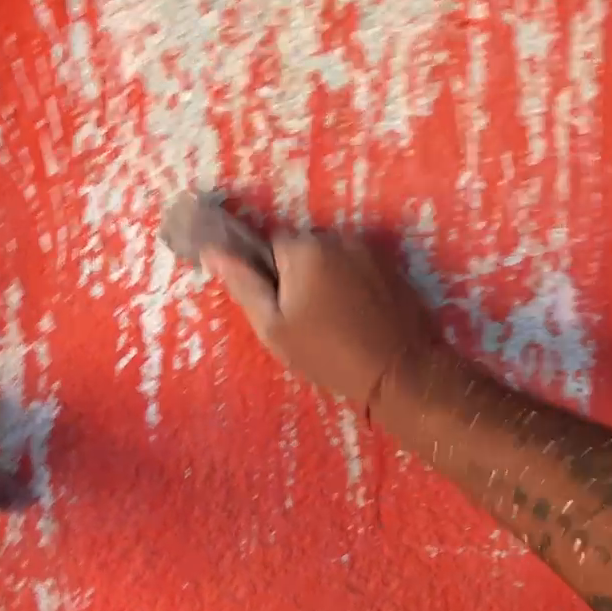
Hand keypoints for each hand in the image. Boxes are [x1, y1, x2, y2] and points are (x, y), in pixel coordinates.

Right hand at [203, 231, 440, 413]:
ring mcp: (369, 249)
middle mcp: (337, 237)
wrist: (400, 373)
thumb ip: (243, 284)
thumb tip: (211, 251)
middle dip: (299, 273)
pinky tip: (357, 315)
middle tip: (307, 317)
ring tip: (335, 318)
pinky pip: (358, 266)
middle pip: (303, 247)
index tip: (282, 306)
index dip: (271, 275)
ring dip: (327, 277)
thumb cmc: (328, 354)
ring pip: (332, 257)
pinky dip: (353, 284)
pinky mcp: (392, 265)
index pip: (271, 244)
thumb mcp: (274, 328)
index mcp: (304, 248)